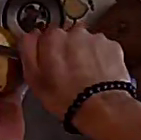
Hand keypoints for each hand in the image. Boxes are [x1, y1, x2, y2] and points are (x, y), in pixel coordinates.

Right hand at [18, 26, 132, 125]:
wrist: (102, 107)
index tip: (50, 63)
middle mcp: (74, 32)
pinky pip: (102, 49)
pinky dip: (100, 58)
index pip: (45, 36)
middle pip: (67, 37)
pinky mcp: (112, 46)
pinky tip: (98, 75)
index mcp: (52, 38)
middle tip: (68, 72)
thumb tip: (29, 37)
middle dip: (66, 51)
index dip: (47, 50)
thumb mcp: (34, 79)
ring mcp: (95, 38)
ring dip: (84, 54)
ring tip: (85, 76)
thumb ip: (28, 51)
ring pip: (85, 42)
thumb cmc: (67, 97)